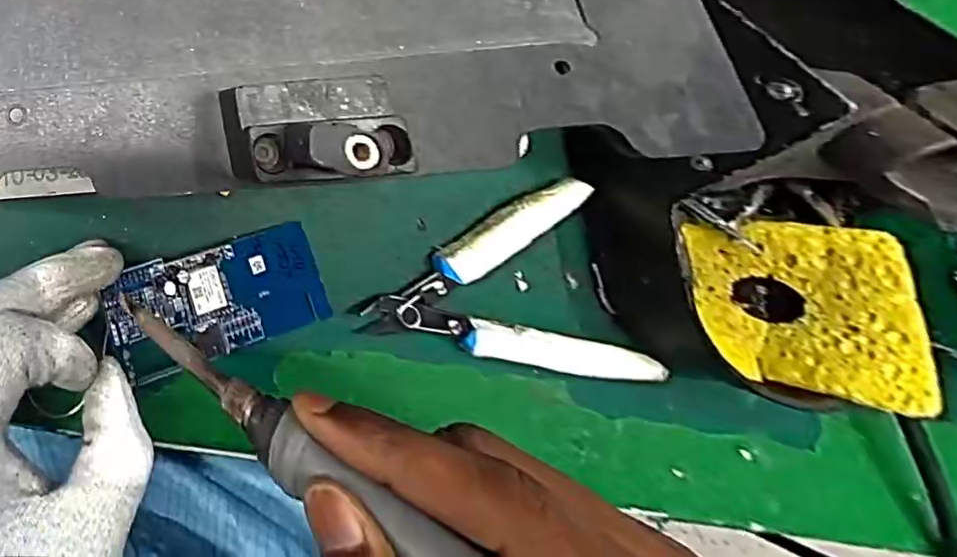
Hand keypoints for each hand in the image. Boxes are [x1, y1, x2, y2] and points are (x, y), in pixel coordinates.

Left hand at [0, 241, 151, 556]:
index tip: (92, 379)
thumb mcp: (87, 535)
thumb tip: (106, 374)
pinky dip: (22, 329)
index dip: (60, 346)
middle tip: (104, 260)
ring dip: (40, 297)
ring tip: (89, 275)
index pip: (5, 340)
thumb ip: (117, 444)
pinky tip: (58, 316)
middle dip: (53, 277)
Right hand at [291, 393, 692, 556]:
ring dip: (437, 481)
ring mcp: (647, 553)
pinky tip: (453, 537)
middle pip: (494, 468)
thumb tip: (329, 500)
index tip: (310, 413)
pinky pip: (544, 500)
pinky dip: (480, 504)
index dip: (385, 443)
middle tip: (328, 462)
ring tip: (387, 507)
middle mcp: (635, 555)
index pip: (484, 488)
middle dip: (400, 459)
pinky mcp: (640, 552)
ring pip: (518, 477)